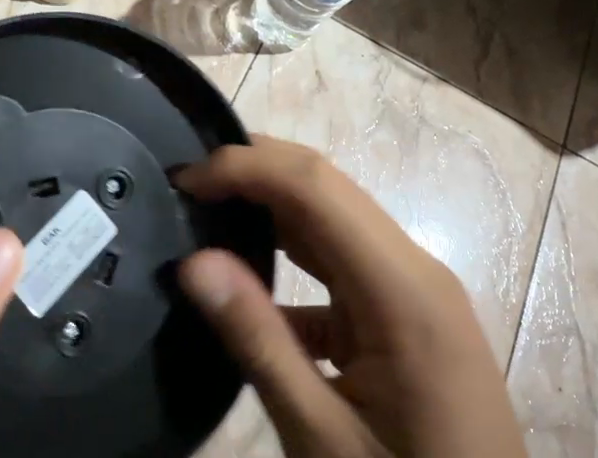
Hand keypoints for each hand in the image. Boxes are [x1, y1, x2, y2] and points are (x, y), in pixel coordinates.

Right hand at [175, 135, 523, 457]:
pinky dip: (292, 253)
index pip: (315, 187)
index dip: (244, 167)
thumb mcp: (322, 436)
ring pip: (334, 217)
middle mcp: (415, 271)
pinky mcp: (407, 316)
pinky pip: (343, 262)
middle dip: (254, 168)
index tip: (182, 180)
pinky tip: (246, 276)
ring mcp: (415, 292)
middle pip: (327, 187)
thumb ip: (258, 342)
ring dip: (269, 204)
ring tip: (204, 207)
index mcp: (403, 290)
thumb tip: (194, 261)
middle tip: (184, 183)